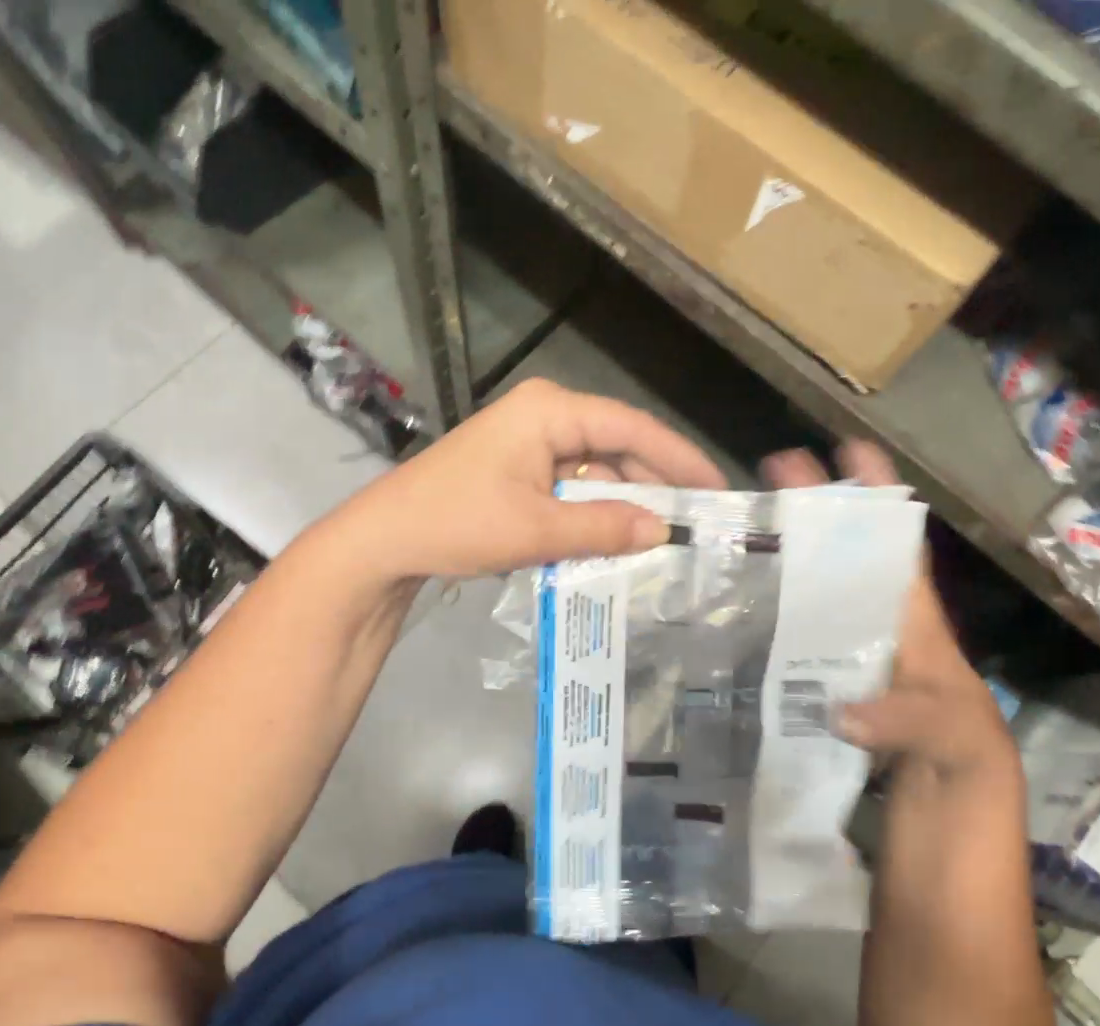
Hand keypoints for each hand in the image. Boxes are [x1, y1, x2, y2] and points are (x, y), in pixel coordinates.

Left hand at [329, 379, 727, 583]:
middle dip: (654, 485)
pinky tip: (617, 539)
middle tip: (696, 524)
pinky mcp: (518, 469)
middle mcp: (545, 415)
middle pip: (618, 447)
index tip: (716, 491)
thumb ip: (604, 527)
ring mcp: (529, 442)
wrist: (383, 540)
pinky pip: (571, 486)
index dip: (680, 459)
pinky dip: (594, 511)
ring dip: (624, 503)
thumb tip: (663, 531)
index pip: (633, 428)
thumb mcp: (537, 529)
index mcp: (550, 410)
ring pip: (596, 470)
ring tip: (665, 538)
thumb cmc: (457, 522)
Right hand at [760, 443, 1016, 783]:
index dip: (879, 500)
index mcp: (922, 640)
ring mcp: (849, 685)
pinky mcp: (819, 722)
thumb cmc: (972, 803)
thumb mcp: (961, 750)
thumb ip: (912, 719)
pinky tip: (726, 631)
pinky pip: (790, 668)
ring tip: (733, 542)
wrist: (946, 878)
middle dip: (812, 522)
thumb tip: (834, 707)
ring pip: (813, 616)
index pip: (901, 555)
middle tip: (763, 480)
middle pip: (846, 573)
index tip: (847, 448)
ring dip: (781, 577)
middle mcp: (882, 650)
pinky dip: (763, 644)